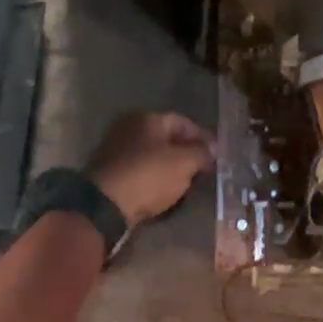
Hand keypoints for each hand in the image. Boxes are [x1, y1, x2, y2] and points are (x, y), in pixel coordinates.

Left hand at [86, 112, 214, 226]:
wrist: (105, 203)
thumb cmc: (148, 176)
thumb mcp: (183, 163)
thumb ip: (201, 153)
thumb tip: (213, 149)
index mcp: (148, 118)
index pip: (183, 122)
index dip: (203, 137)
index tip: (217, 154)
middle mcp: (130, 127)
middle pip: (166, 137)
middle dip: (186, 152)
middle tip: (204, 169)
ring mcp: (116, 148)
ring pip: (153, 154)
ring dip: (170, 166)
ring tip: (187, 182)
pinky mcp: (110, 170)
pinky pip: (140, 170)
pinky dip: (154, 177)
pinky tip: (164, 190)